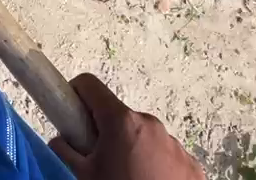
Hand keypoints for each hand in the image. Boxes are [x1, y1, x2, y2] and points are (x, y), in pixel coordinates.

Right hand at [50, 74, 203, 179]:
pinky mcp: (193, 167)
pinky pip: (166, 155)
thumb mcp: (82, 176)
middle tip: (102, 162)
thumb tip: (62, 140)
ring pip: (143, 136)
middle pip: (118, 115)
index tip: (73, 116)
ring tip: (129, 178)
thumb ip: (64, 149)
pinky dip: (156, 165)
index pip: (88, 84)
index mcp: (122, 121)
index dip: (75, 95)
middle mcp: (151, 125)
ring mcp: (176, 146)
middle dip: (106, 133)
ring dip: (133, 150)